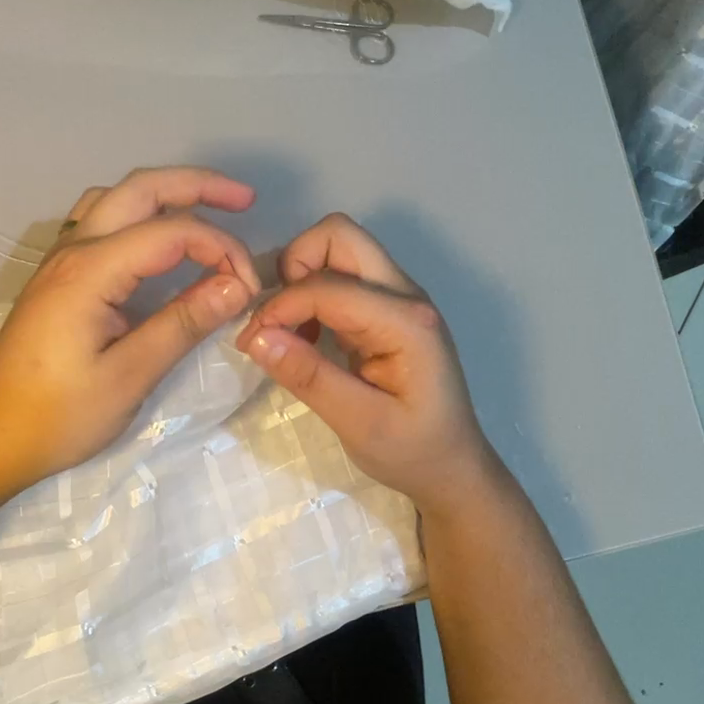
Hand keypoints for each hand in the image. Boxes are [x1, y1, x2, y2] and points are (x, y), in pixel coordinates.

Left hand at [0, 167, 260, 490]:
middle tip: (246, 200)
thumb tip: (237, 286)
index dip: (221, 249)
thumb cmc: (60, 415)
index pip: (171, 232)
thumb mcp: (129, 376)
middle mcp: (72, 250)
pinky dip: (138, 214)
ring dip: (164, 194)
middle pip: (140, 190)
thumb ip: (183, 324)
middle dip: (197, 186)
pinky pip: (100, 221)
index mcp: (90, 271)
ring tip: (206, 209)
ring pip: (115, 198)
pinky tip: (155, 239)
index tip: (249, 288)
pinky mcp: (57, 277)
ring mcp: (59, 260)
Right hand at [234, 213, 498, 512]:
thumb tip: (256, 338)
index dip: (280, 307)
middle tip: (273, 320)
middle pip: (339, 236)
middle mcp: (406, 294)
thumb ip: (310, 378)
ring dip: (301, 279)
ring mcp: (398, 297)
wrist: (452, 467)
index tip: (251, 344)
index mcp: (406, 321)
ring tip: (286, 333)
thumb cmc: (412, 451)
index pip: (327, 285)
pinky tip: (306, 340)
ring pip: (338, 250)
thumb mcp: (359, 425)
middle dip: (293, 265)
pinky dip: (312, 295)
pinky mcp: (386, 309)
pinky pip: (341, 276)